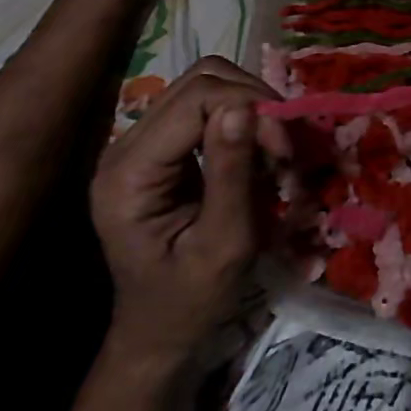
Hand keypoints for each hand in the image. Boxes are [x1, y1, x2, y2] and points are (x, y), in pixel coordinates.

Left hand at [89, 58, 287, 364]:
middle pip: (199, 80)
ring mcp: (138, 143)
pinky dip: (242, 119)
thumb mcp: (224, 245)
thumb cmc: (192, 300)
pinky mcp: (157, 147)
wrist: (159, 331)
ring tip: (274, 152)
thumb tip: (245, 108)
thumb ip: (231, 174)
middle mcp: (125, 146)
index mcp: (129, 173)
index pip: (195, 99)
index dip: (250, 108)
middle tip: (285, 148)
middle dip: (254, 102)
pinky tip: (257, 154)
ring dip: (251, 107)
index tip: (286, 151)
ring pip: (204, 85)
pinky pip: (205, 108)